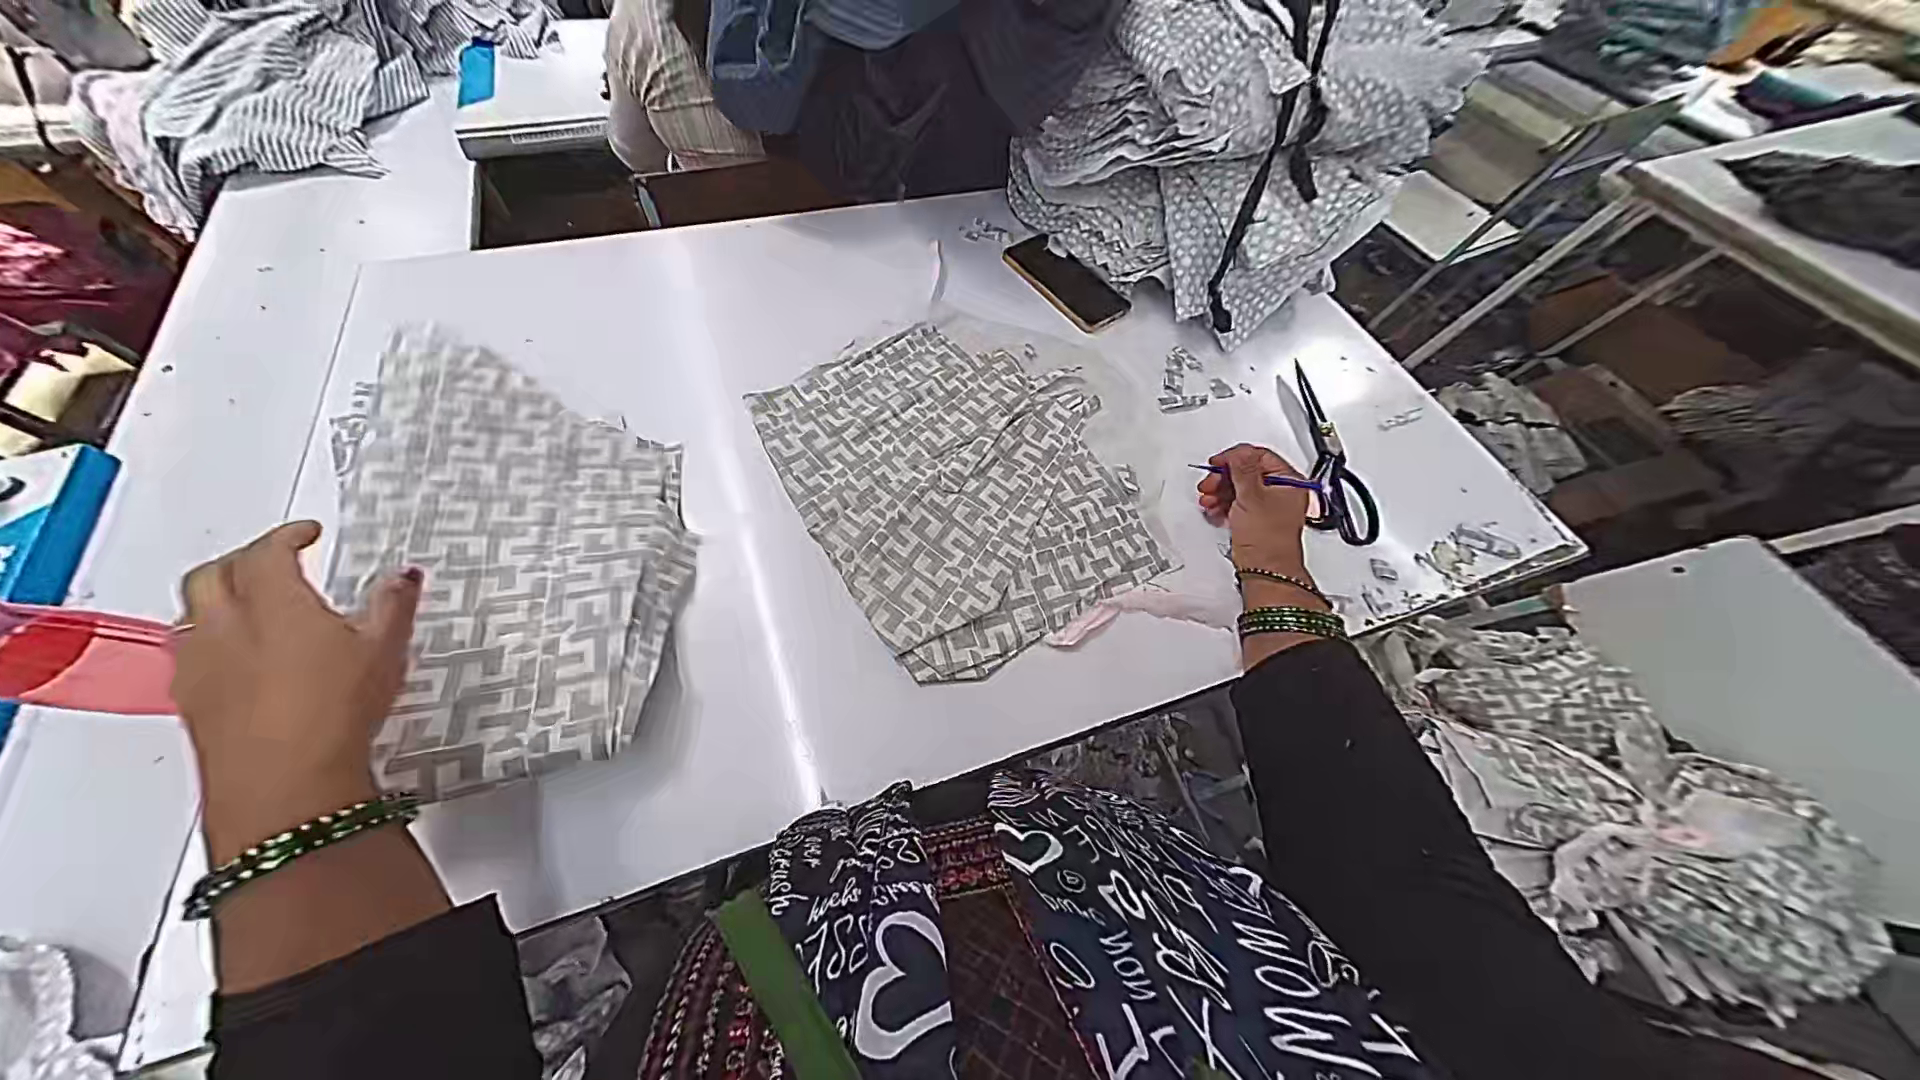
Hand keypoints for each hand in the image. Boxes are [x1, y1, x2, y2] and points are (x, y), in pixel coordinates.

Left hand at [172, 521, 421, 862]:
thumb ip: (393, 604)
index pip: (266, 553)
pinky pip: (190, 648)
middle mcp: (226, 627)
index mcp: (276, 606)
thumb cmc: (335, 708)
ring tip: (255, 600)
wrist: (286, 777)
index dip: (286, 536)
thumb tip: (402, 576)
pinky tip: (242, 650)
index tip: (306, 532)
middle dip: (243, 558)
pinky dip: (212, 632)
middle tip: (274, 556)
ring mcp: (200, 663)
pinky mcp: (191, 697)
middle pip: (212, 574)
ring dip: (221, 594)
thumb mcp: (386, 648)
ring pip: (192, 610)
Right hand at [1196, 443, 1311, 573]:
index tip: (1218, 462)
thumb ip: (1243, 470)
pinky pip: (1235, 504)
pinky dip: (1222, 505)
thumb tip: (1238, 452)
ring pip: (1238, 489)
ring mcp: (1267, 506)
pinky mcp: (1255, 519)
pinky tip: (1215, 510)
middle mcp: (1280, 492)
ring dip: (1219, 492)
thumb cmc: (1268, 539)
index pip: (1259, 457)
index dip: (1235, 457)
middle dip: (1224, 478)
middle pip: (1246, 473)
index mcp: (1289, 481)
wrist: (1264, 569)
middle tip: (1211, 484)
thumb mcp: (1252, 496)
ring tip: (1209, 500)